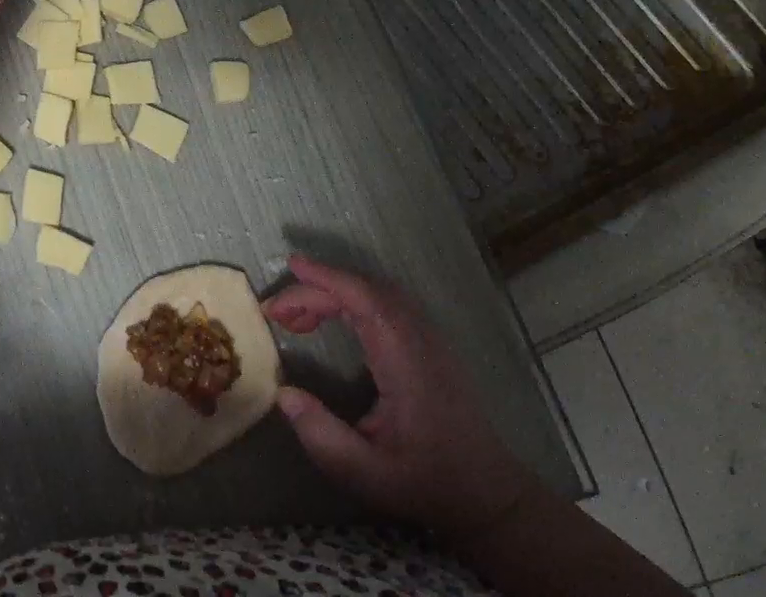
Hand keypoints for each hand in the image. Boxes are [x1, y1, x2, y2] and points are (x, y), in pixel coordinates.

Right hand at [262, 255, 540, 538]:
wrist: (489, 499)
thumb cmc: (425, 483)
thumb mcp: (365, 473)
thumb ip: (320, 434)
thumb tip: (283, 392)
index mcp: (408, 368)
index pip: (369, 303)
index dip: (329, 279)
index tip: (291, 267)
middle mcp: (424, 346)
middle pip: (370, 292)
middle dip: (319, 288)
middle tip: (277, 311)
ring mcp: (432, 345)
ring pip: (381, 295)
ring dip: (335, 294)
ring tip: (296, 318)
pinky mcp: (431, 350)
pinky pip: (389, 307)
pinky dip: (352, 301)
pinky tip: (330, 319)